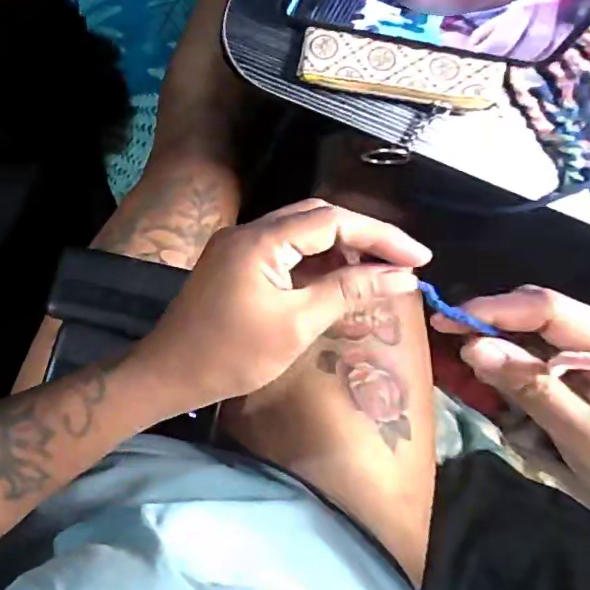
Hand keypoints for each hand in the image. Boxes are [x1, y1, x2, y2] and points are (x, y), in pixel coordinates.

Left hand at [128, 200, 429, 415]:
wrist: (169, 372)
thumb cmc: (233, 354)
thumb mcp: (298, 324)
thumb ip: (349, 291)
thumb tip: (402, 275)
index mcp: (260, 240)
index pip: (332, 220)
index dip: (380, 235)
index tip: (420, 258)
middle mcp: (246, 231)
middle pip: (315, 216)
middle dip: (361, 235)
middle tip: (402, 262)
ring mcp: (234, 245)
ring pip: (297, 231)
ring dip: (337, 247)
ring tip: (376, 273)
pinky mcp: (231, 262)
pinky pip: (280, 248)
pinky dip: (311, 259)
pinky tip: (336, 279)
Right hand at [435, 287, 589, 562]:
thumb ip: (534, 391)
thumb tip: (474, 346)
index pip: (548, 308)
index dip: (489, 309)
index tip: (442, 322)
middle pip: (548, 315)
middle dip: (495, 326)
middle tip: (452, 348)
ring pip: (553, 336)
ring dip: (511, 350)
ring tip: (478, 377)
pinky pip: (566, 359)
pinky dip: (531, 369)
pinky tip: (516, 392)